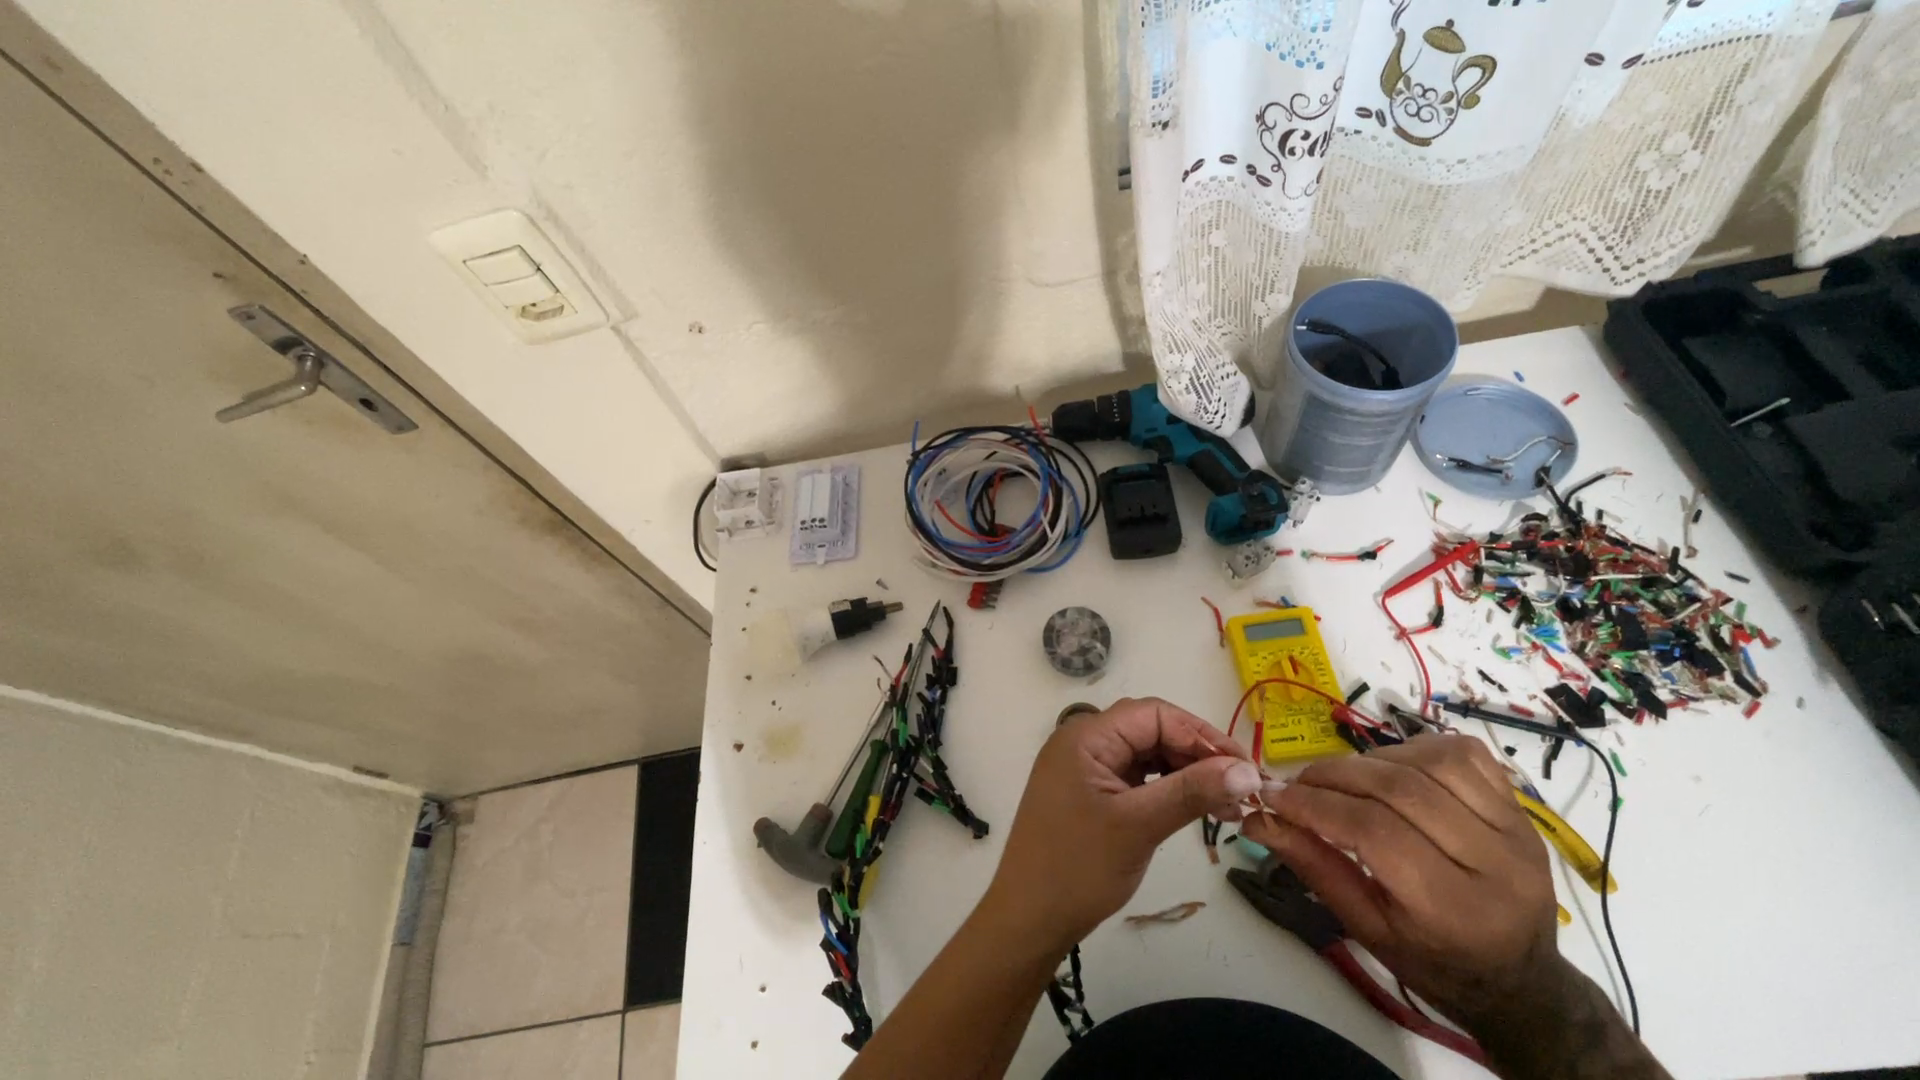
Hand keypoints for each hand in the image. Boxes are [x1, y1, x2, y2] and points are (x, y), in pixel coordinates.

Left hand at [977, 697, 1262, 953]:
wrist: (1029, 919)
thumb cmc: (1078, 868)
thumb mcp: (1139, 825)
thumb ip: (1192, 791)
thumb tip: (1247, 771)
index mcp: (1086, 737)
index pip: (1155, 714)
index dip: (1202, 735)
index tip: (1243, 768)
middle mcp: (1083, 743)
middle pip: (1152, 730)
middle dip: (1198, 754)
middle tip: (1240, 788)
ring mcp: (1085, 768)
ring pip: (1148, 754)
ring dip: (1188, 773)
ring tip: (1226, 804)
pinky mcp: (1090, 793)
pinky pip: (1137, 777)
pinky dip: (1168, 788)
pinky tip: (1197, 807)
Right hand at [1239, 733, 1566, 1032]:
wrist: (1517, 977)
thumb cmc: (1432, 963)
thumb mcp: (1366, 928)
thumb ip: (1314, 866)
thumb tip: (1258, 818)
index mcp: (1452, 907)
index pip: (1375, 832)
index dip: (1315, 805)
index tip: (1272, 797)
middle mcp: (1494, 862)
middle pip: (1401, 790)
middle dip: (1334, 776)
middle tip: (1297, 783)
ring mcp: (1514, 829)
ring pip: (1432, 762)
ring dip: (1372, 759)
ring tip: (1344, 778)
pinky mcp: (1520, 808)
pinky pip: (1464, 755)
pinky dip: (1415, 749)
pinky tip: (1391, 767)